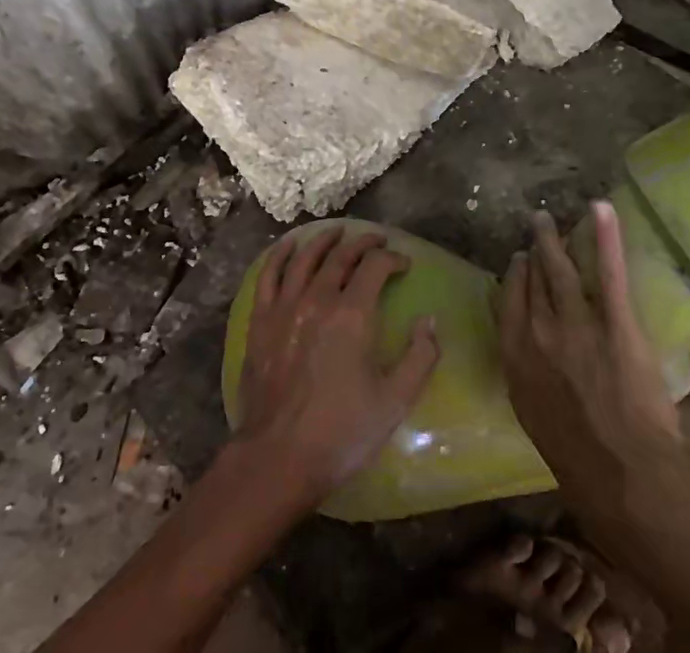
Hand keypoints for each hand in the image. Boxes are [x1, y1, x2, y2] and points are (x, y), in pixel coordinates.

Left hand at [236, 227, 441, 498]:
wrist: (278, 457)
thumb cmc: (342, 431)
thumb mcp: (396, 400)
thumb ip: (421, 355)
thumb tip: (429, 320)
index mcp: (353, 315)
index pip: (375, 267)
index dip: (393, 259)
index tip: (404, 266)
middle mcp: (317, 300)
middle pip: (340, 256)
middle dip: (362, 243)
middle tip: (377, 241)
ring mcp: (283, 309)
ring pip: (303, 258)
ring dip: (323, 240)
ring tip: (336, 232)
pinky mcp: (260, 323)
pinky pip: (267, 277)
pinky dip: (279, 256)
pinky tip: (288, 247)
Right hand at [498, 202, 682, 503]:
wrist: (620, 471)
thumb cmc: (575, 455)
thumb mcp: (533, 413)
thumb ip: (526, 373)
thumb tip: (528, 351)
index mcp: (516, 356)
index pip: (509, 303)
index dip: (513, 278)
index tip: (517, 261)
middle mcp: (539, 332)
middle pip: (532, 281)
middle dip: (533, 252)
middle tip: (535, 227)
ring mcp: (577, 322)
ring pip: (561, 270)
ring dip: (554, 240)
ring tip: (548, 219)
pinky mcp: (616, 321)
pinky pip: (608, 271)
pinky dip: (605, 237)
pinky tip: (601, 209)